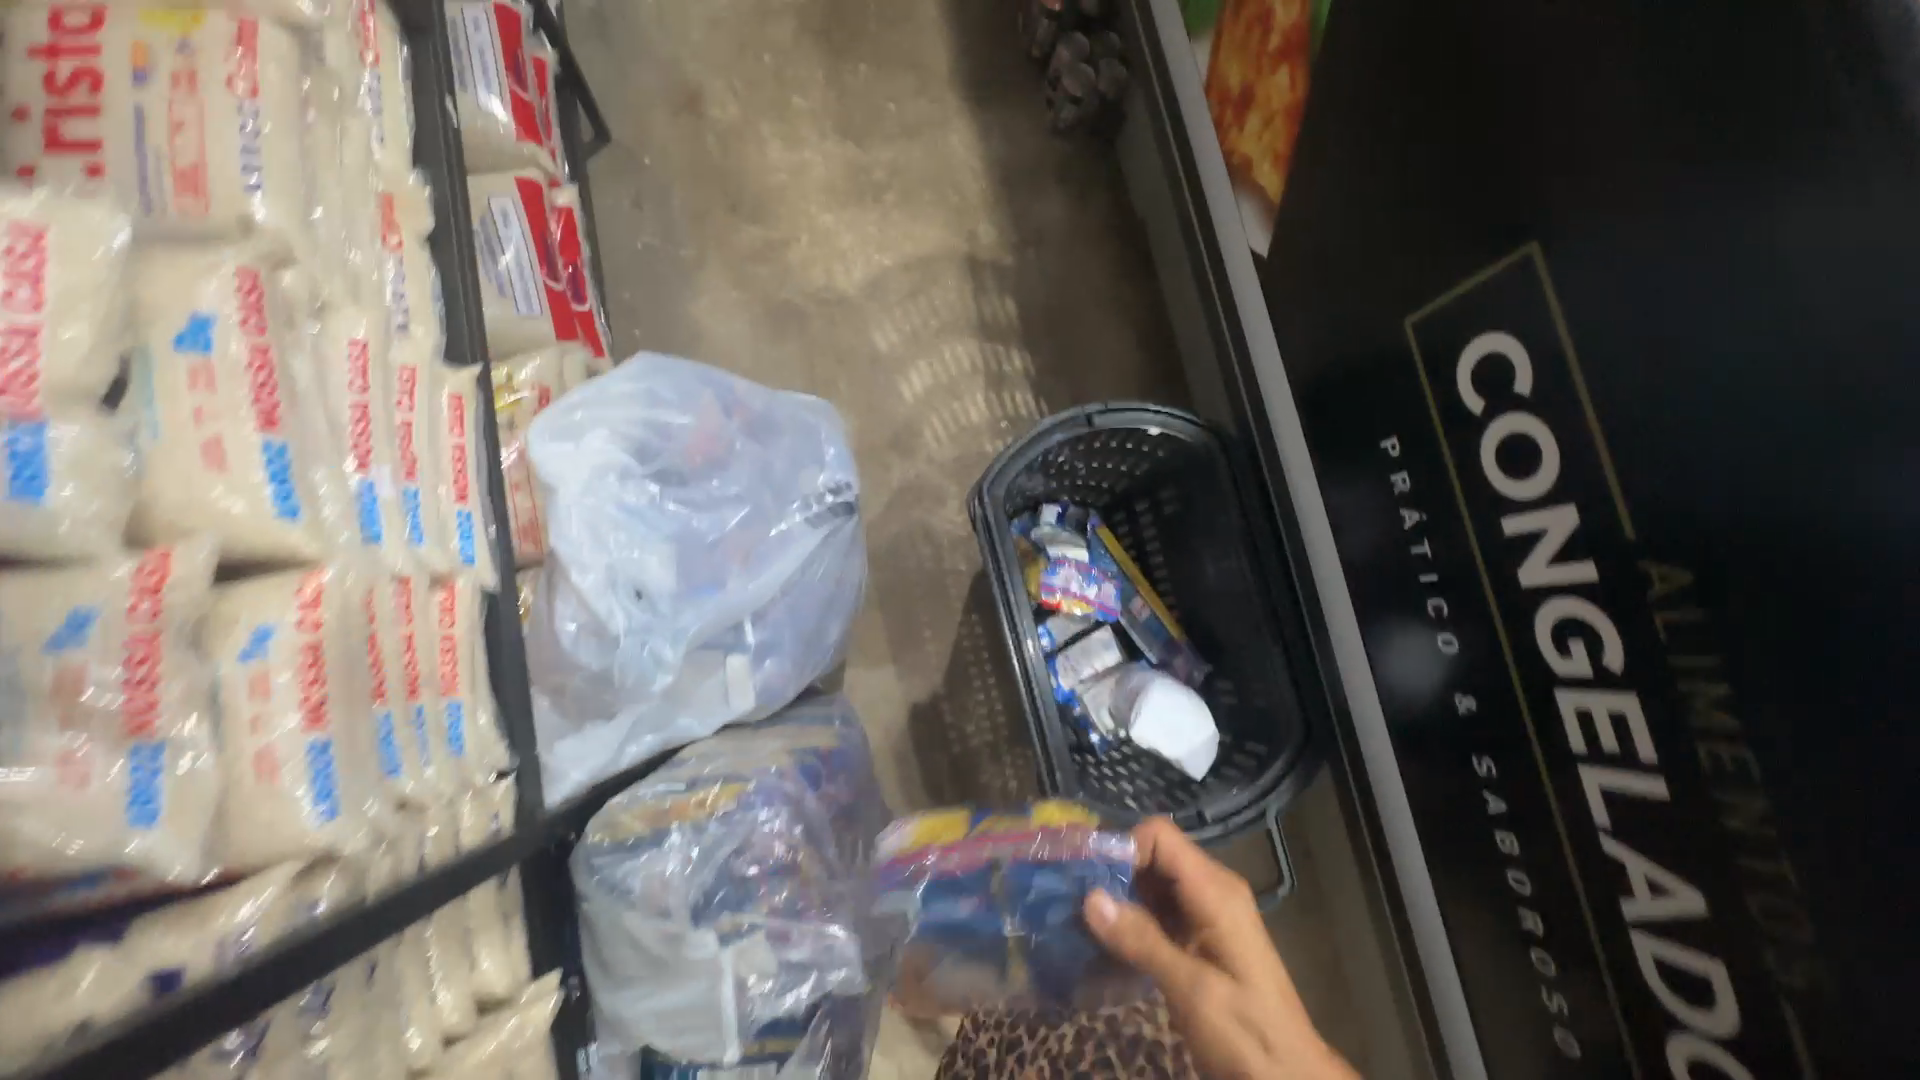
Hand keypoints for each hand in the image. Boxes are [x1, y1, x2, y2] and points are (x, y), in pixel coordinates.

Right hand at [1084, 818, 1357, 1079]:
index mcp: (1215, 891)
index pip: (1160, 835)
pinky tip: (1107, 943)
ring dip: (1119, 898)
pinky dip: (1132, 920)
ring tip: (1081, 922)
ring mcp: (1207, 912)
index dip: (1122, 848)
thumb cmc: (1246, 1032)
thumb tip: (1090, 897)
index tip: (1088, 879)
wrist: (1289, 1077)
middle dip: (1113, 873)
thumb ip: (1143, 941)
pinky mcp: (1199, 936)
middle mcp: (1211, 890)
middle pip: (1153, 855)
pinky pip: (1159, 910)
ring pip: (1153, 882)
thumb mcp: (1192, 990)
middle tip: (1073, 901)